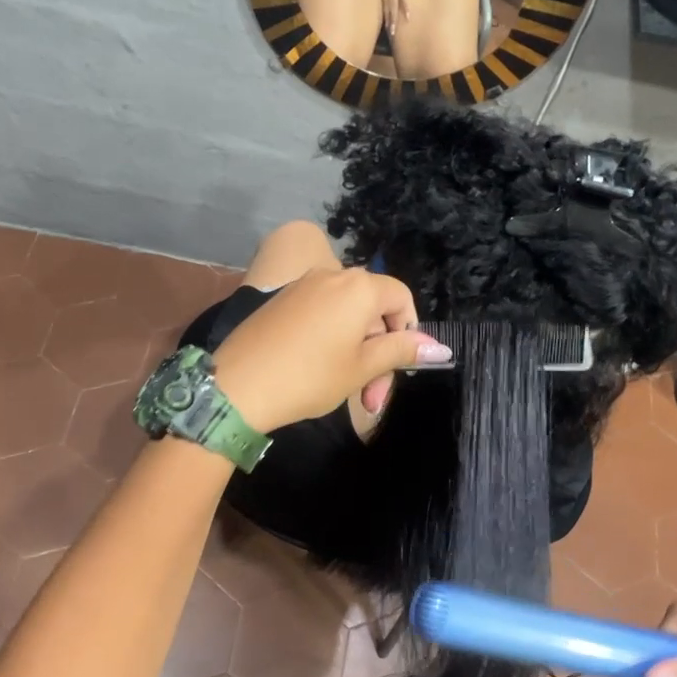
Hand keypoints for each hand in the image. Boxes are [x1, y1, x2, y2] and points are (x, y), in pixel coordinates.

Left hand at [211, 267, 449, 432]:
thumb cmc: (309, 377)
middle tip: (372, 401)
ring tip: (349, 395)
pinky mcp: (281, 302)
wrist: (237, 386)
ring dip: (356, 354)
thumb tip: (440, 347)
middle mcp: (332, 275)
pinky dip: (331, 343)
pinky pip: (321, 316)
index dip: (409, 332)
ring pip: (346, 317)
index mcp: (358, 286)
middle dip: (380, 354)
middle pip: (373, 310)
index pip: (401, 298)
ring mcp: (302, 286)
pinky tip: (321, 376)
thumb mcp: (361, 368)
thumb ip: (401, 352)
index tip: (400, 368)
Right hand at [370, 0, 427, 37]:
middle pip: (392, 4)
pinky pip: (381, 1)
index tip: (407, 19)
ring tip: (388, 30)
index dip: (405, 7)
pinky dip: (383, 11)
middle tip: (393, 33)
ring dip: (387, 18)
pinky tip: (384, 18)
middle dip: (393, 19)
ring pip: (385, 5)